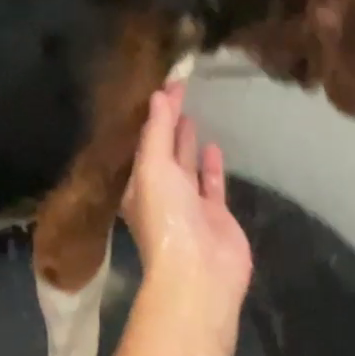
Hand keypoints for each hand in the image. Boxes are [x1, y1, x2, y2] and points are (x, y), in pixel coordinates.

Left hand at [122, 84, 251, 341]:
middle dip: (168, 127)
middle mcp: (161, 194)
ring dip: (187, 143)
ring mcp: (189, 206)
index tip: (168, 83)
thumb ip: (158, 133)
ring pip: (187, 167)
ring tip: (191, 114)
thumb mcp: (153, 169)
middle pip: (163, 153)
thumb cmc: (168, 219)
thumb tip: (159, 95)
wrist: (199, 272)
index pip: (144, 143)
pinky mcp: (216, 215)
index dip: (154, 115)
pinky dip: (210, 166)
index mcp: (138, 185)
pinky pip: (211, 184)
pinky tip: (213, 145)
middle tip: (178, 93)